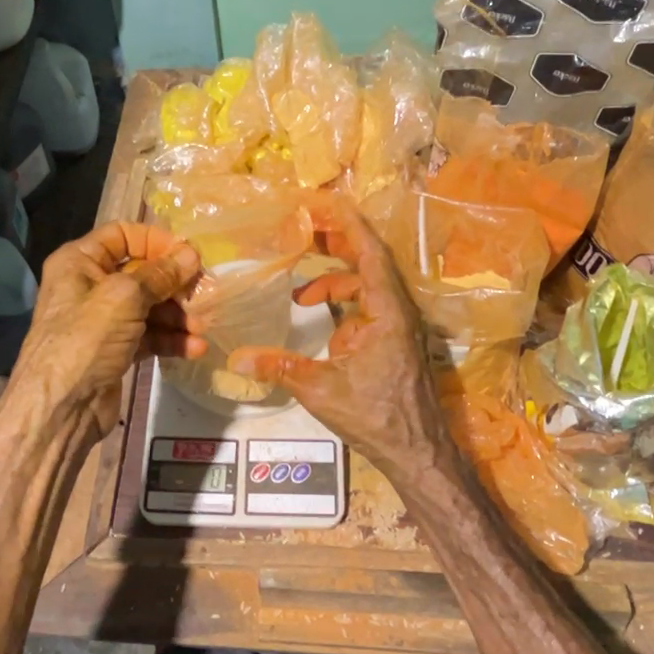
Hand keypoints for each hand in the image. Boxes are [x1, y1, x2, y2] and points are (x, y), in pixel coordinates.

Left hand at [14, 222, 205, 442]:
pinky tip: (194, 348)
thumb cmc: (85, 340)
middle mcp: (89, 286)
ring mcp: (102, 321)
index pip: (122, 235)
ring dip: (177, 315)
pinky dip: (170, 339)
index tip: (188, 255)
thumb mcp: (124, 298)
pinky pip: (149, 335)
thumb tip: (191, 253)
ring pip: (149, 307)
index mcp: (79, 262)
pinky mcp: (115, 350)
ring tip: (202, 327)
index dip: (155, 241)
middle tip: (204, 293)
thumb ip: (160, 274)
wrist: (59, 409)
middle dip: (173, 284)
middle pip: (140, 272)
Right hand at [229, 198, 450, 481]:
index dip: (346, 223)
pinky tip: (320, 322)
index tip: (321, 202)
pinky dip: (342, 304)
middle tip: (301, 229)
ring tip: (298, 288)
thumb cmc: (375, 416)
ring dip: (335, 279)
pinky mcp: (394, 339)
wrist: (416, 451)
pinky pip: (367, 307)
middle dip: (335, 242)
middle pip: (368, 259)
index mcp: (387, 310)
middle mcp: (398, 308)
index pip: (369, 252)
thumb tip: (236, 357)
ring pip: (367, 284)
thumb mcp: (321, 389)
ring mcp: (398, 323)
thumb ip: (280, 367)